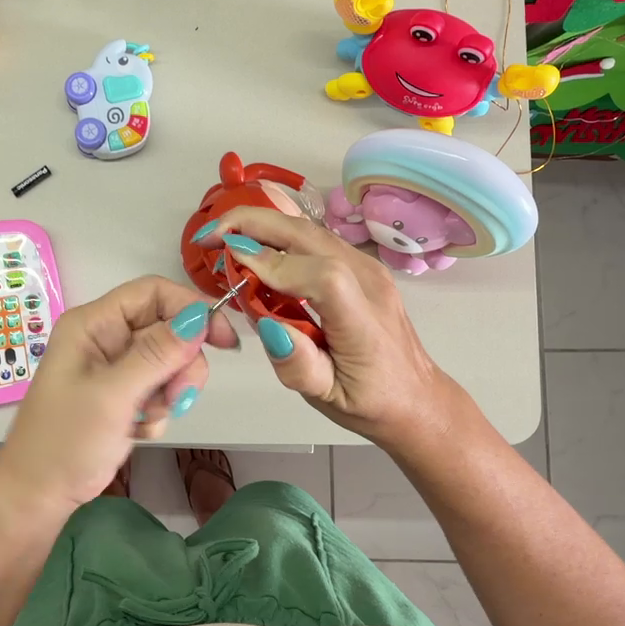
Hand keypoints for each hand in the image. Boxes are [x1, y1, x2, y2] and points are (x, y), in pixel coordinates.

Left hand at [0, 276, 237, 512]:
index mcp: (92, 324)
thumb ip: (157, 354)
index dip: (190, 308)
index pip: (152, 293)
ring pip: (169, 364)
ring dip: (169, 393)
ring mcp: (113, 370)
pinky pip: (159, 392)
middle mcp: (104, 339)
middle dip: (180, 364)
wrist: (39, 494)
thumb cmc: (65, 440)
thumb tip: (199, 317)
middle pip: (167, 329)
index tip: (223, 341)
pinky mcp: (122, 398)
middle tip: (178, 397)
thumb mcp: (113, 395)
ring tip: (146, 419)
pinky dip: (157, 412)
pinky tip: (136, 432)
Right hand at [195, 206, 458, 449]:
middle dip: (252, 224)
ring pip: (309, 229)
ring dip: (261, 224)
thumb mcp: (329, 398)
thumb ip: (298, 366)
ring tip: (220, 236)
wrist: (417, 396)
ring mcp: (367, 267)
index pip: (320, 275)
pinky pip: (313, 239)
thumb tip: (266, 327)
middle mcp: (369, 282)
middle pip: (309, 234)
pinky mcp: (359, 265)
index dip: (272, 260)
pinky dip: (276, 233)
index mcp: (362, 322)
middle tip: (207, 235)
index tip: (228, 258)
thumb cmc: (370, 401)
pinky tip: (251, 243)